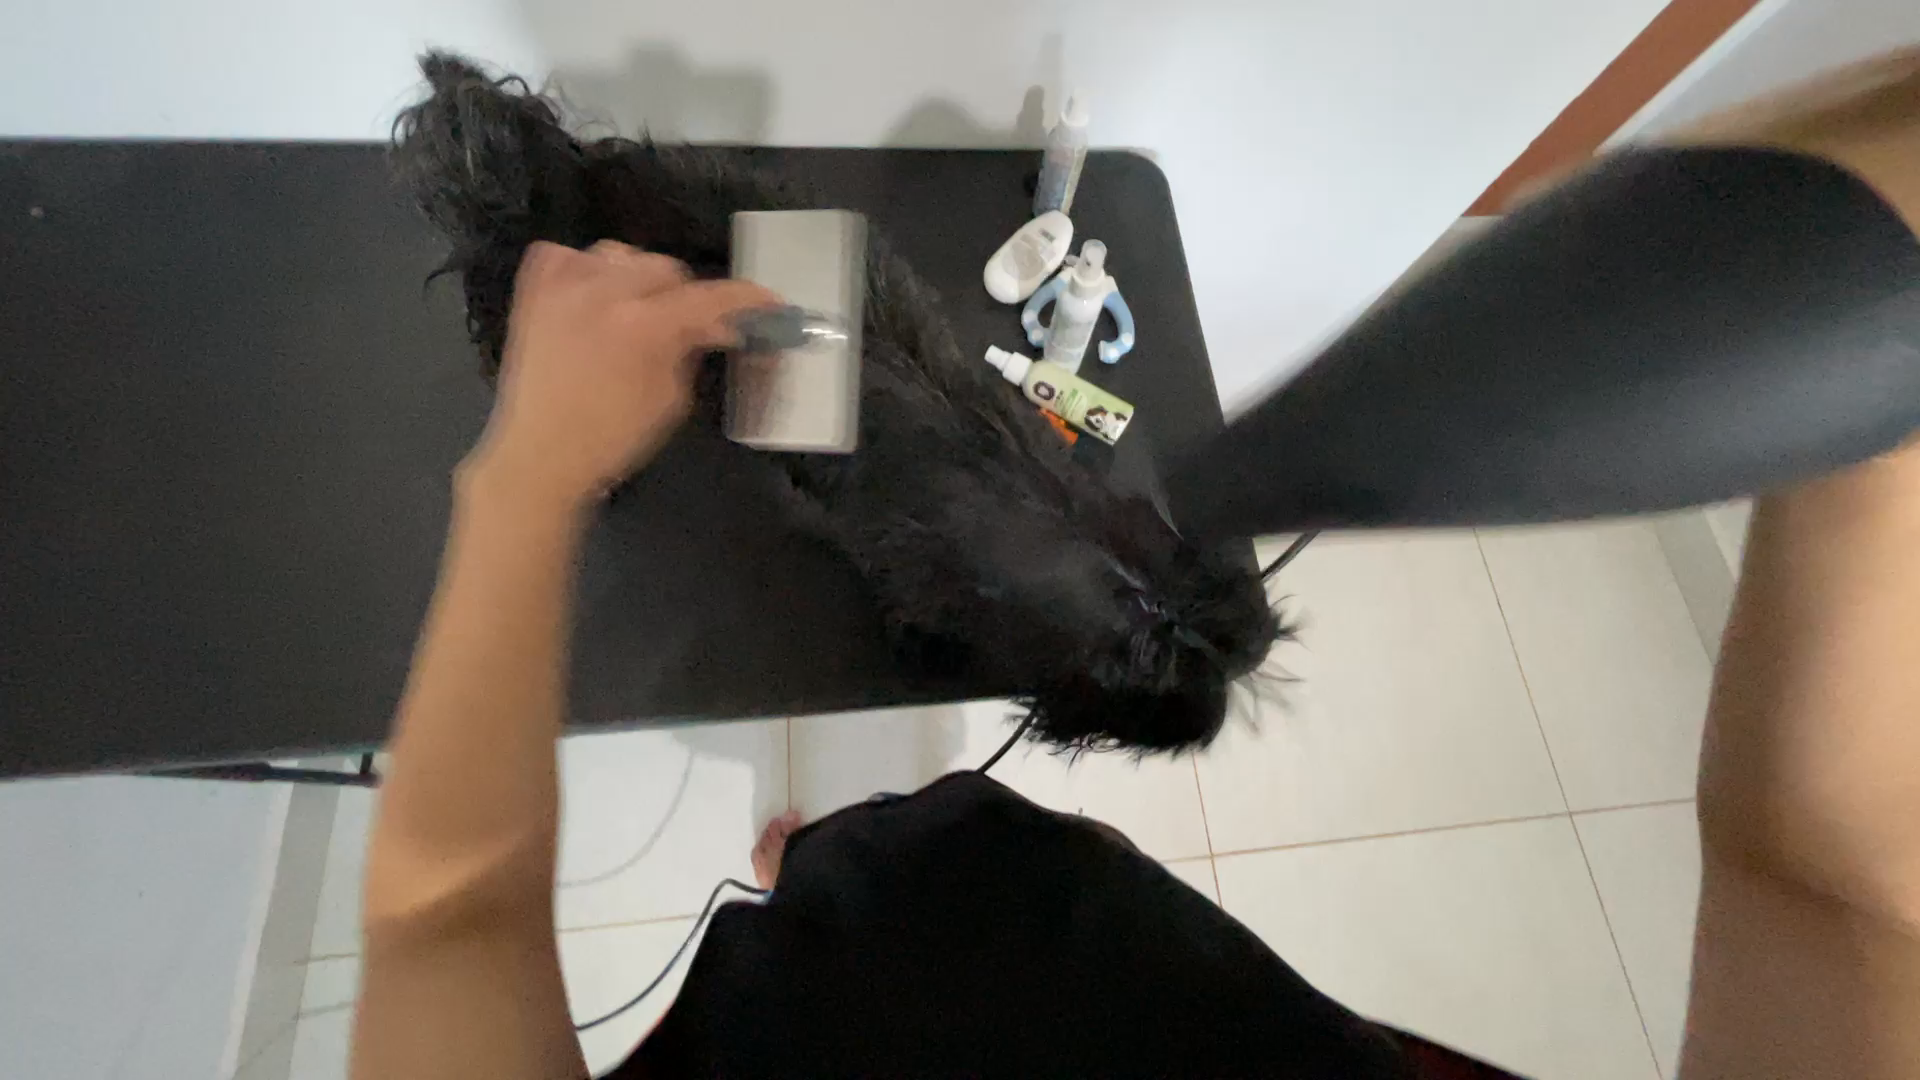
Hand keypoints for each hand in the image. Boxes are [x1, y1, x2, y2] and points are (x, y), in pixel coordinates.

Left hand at [462, 240, 777, 514]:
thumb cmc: (617, 437)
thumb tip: (714, 328)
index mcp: (646, 326)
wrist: (543, 455)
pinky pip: (566, 255)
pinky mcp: (533, 293)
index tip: (770, 301)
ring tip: (641, 308)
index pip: (710, 298)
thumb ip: (692, 352)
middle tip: (694, 325)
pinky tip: (594, 296)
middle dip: (687, 294)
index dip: (746, 298)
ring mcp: (564, 288)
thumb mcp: (673, 399)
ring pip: (619, 255)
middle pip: (666, 267)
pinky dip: (587, 269)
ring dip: (640, 277)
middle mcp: (605, 293)